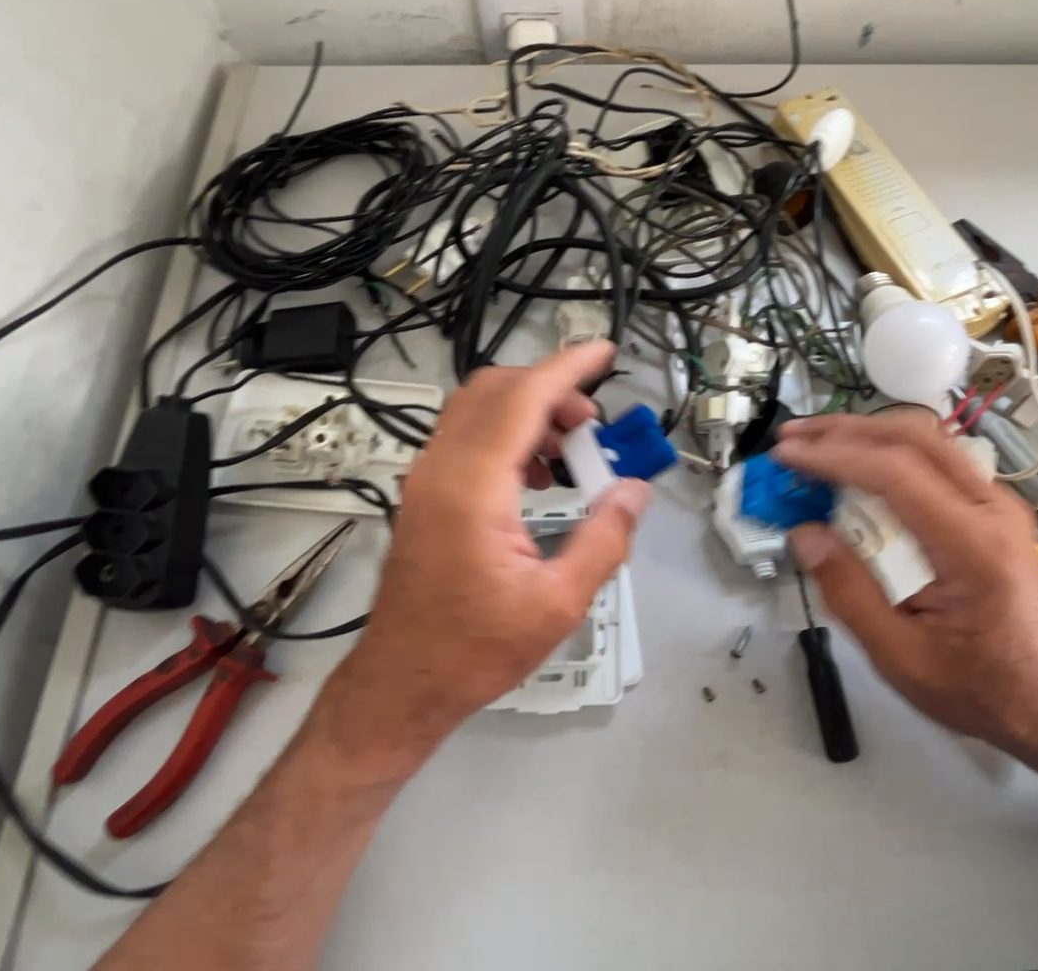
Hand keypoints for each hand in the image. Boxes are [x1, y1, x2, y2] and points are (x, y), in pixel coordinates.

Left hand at [309, 342, 649, 764]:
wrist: (402, 684)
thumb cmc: (476, 650)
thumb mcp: (557, 603)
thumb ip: (604, 539)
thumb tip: (635, 491)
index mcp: (472, 488)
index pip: (522, 399)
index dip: (568, 368)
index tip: (604, 353)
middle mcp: (440, 471)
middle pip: (493, 390)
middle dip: (550, 388)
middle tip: (593, 422)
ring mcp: (425, 481)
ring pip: (475, 409)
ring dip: (527, 410)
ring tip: (572, 448)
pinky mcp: (423, 497)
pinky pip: (465, 438)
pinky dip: (506, 433)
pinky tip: (536, 476)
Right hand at [770, 413, 1037, 752]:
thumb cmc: (981, 688)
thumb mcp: (901, 657)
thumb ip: (849, 592)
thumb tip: (803, 534)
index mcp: (974, 547)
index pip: (897, 474)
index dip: (835, 456)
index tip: (786, 455)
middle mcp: (994, 509)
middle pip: (915, 438)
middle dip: (845, 429)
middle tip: (791, 436)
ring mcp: (999, 503)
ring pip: (929, 440)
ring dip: (866, 434)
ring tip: (814, 442)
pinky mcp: (993, 508)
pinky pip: (936, 461)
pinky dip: (888, 453)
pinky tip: (855, 465)